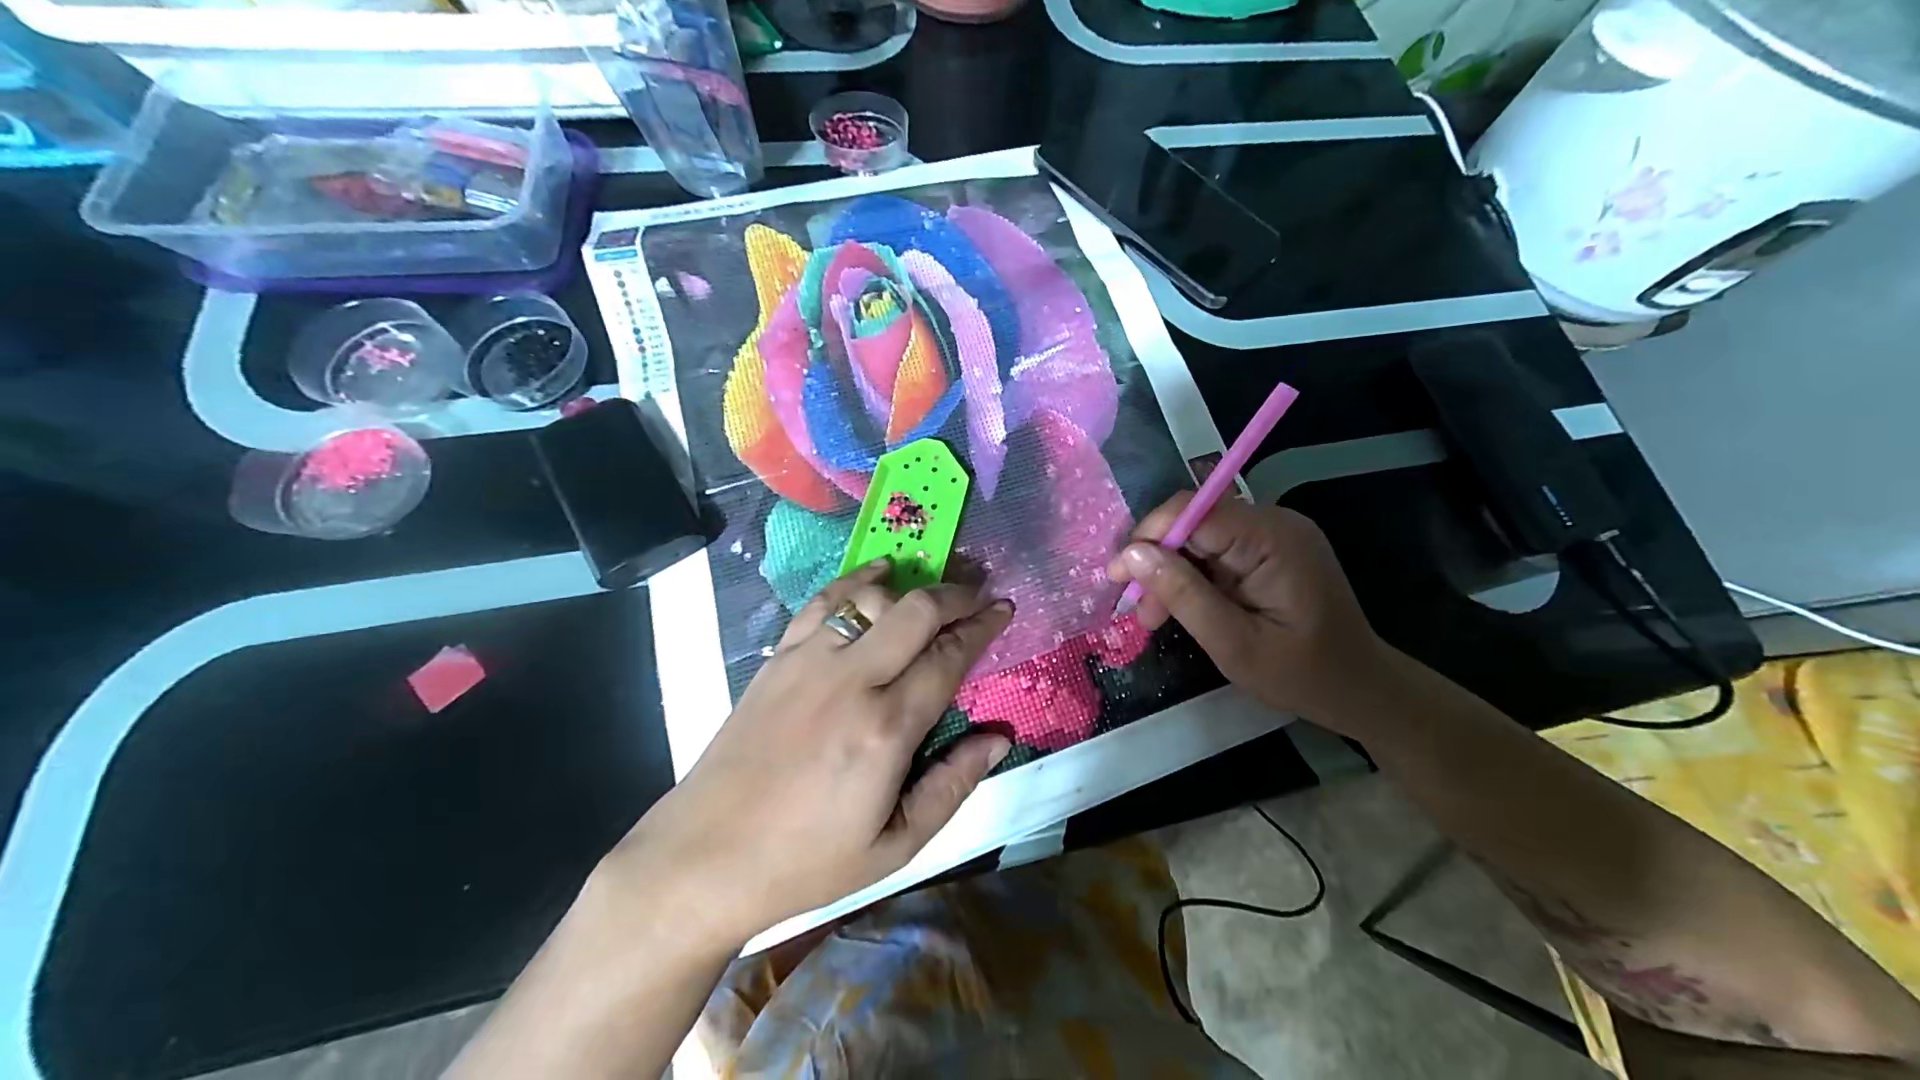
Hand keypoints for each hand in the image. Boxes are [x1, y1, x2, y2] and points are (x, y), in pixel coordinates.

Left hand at [599, 560, 1013, 949]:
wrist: (705, 857)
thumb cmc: (807, 861)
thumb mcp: (896, 845)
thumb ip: (953, 784)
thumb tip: (999, 737)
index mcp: (886, 728)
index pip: (948, 657)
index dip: (982, 628)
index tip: (1004, 610)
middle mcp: (850, 680)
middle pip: (915, 611)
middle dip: (957, 594)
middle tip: (981, 591)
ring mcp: (808, 662)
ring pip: (871, 597)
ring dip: (912, 584)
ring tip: (937, 585)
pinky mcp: (777, 659)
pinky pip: (823, 602)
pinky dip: (856, 580)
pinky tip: (877, 574)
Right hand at [1105, 493, 1390, 729]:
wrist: (1359, 689)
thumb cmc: (1301, 674)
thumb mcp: (1233, 643)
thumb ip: (1183, 594)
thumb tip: (1131, 555)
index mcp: (1274, 539)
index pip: (1195, 511)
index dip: (1150, 536)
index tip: (1119, 577)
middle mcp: (1274, 523)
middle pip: (1193, 521)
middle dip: (1157, 560)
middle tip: (1138, 610)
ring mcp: (1272, 535)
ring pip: (1198, 537)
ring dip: (1169, 573)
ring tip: (1154, 617)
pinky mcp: (1267, 551)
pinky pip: (1214, 551)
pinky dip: (1189, 577)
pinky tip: (1177, 607)